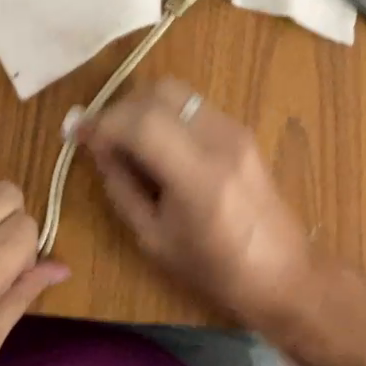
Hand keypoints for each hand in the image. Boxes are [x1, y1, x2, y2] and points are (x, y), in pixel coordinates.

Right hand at [80, 78, 315, 329]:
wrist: (287, 273)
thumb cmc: (217, 270)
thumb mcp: (154, 239)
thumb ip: (121, 187)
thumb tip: (96, 148)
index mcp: (199, 178)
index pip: (141, 123)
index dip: (103, 122)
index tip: (78, 133)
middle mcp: (219, 142)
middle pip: (158, 93)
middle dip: (120, 109)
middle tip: (101, 136)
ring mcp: (234, 130)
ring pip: (174, 91)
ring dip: (142, 106)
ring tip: (127, 138)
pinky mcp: (240, 128)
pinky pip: (191, 104)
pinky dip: (164, 113)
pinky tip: (156, 142)